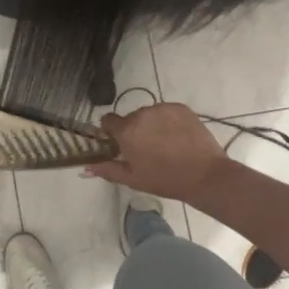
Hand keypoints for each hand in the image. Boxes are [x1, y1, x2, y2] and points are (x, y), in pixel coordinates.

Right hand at [86, 104, 230, 203]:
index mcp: (127, 130)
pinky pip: (166, 112)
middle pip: (130, 118)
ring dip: (150, 125)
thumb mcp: (132, 179)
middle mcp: (142, 113)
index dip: (110, 132)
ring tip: (164, 144)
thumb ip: (107, 170)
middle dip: (133, 130)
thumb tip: (84, 168)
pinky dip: (167, 121)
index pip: (108, 120)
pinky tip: (176, 138)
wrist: (204, 175)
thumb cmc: (164, 179)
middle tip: (145, 150)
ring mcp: (163, 108)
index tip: (118, 144)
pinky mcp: (181, 108)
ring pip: (149, 114)